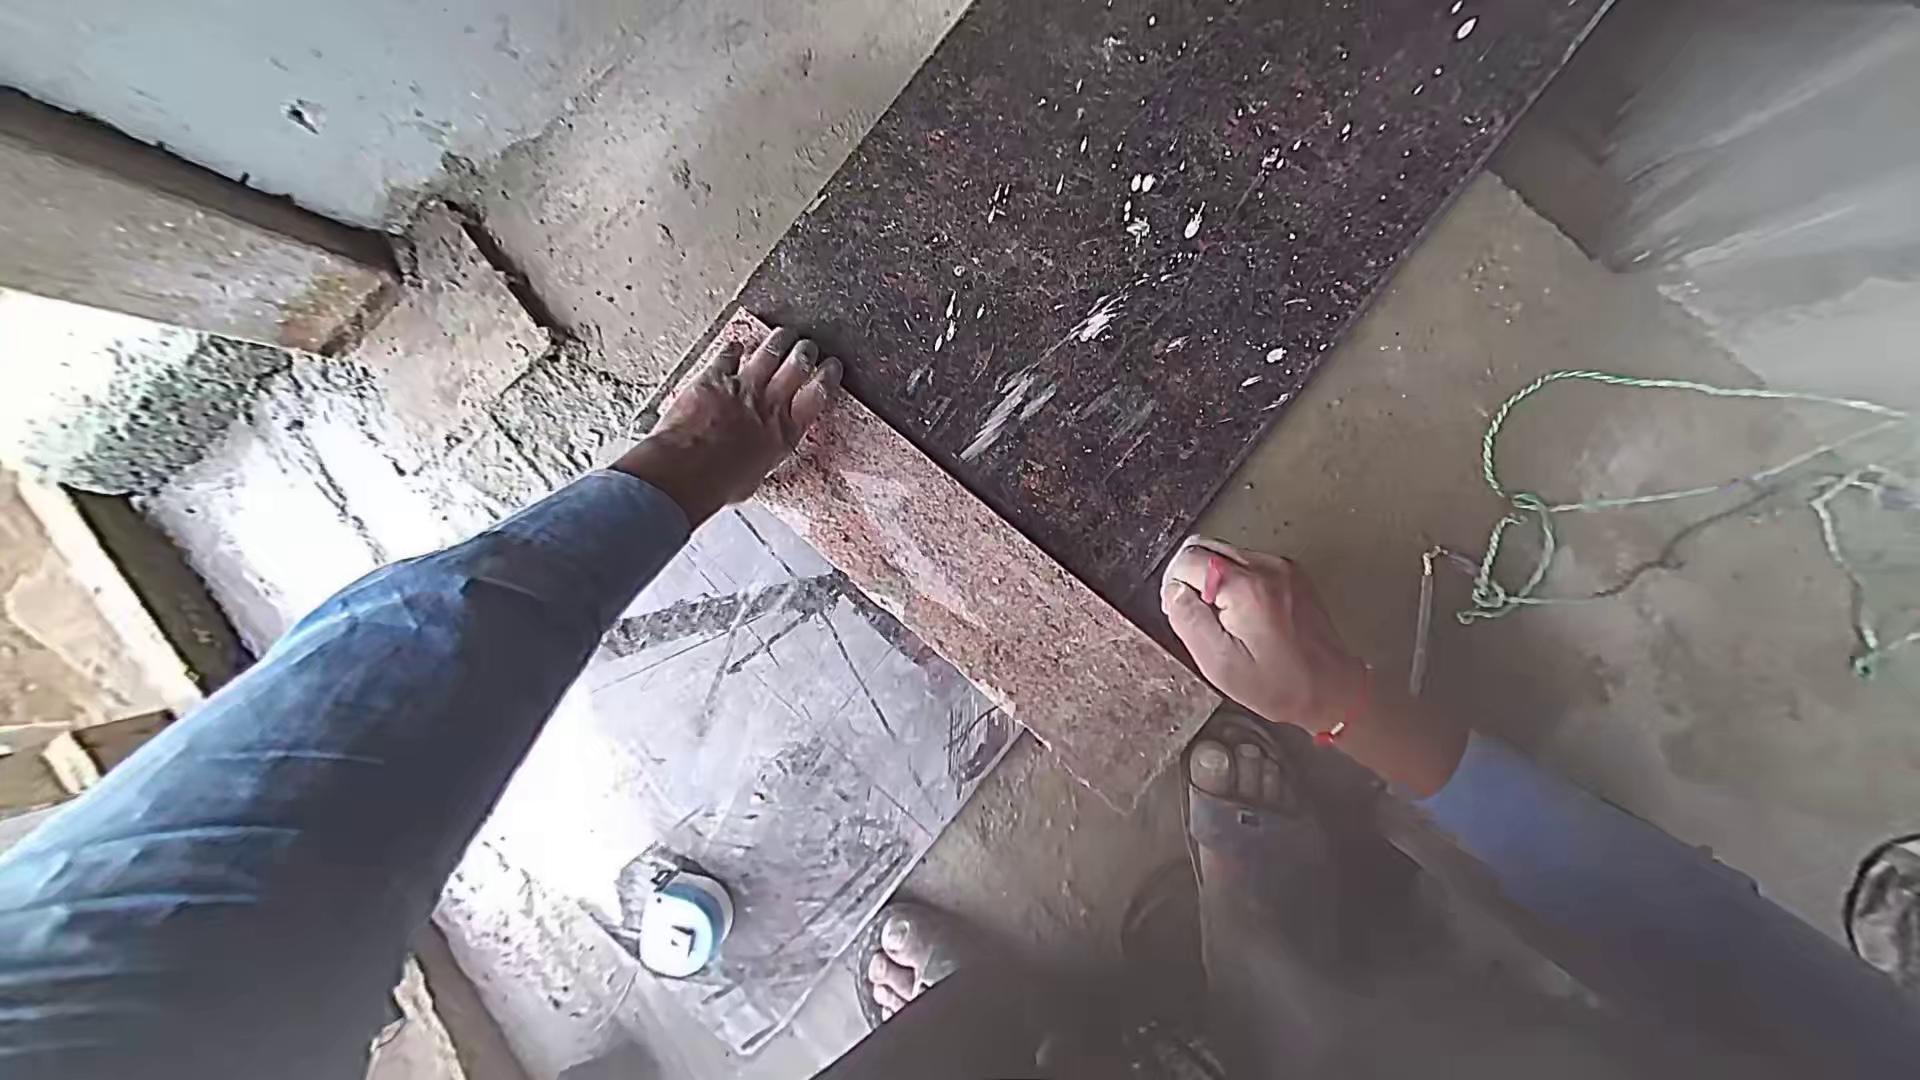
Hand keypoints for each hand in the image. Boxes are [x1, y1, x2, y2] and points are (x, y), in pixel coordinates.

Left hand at [613, 326, 840, 524]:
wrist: (689, 469)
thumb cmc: (720, 480)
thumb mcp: (756, 475)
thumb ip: (762, 458)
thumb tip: (756, 462)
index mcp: (785, 432)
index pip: (817, 395)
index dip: (827, 377)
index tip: (832, 367)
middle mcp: (770, 404)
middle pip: (797, 367)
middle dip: (806, 353)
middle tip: (810, 346)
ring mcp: (742, 387)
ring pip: (769, 353)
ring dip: (779, 341)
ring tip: (784, 335)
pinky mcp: (714, 378)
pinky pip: (728, 355)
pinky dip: (734, 348)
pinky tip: (736, 344)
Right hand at [1160, 537, 1366, 733]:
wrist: (1332, 691)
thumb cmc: (1278, 684)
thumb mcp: (1219, 663)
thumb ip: (1188, 620)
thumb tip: (1173, 590)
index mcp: (1245, 588)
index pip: (1187, 560)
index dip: (1174, 585)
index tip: (1182, 611)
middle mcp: (1266, 567)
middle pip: (1203, 547)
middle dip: (1189, 576)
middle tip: (1196, 612)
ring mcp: (1281, 567)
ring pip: (1222, 552)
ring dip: (1210, 578)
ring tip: (1221, 616)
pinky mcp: (1290, 573)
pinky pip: (1245, 561)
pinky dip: (1232, 580)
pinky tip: (1241, 612)